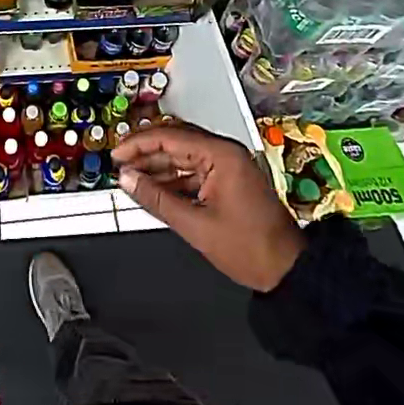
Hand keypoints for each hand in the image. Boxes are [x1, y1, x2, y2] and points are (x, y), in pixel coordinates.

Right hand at [113, 123, 305, 291]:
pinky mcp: (227, 178)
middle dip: (146, 151)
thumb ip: (157, 199)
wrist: (284, 268)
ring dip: (157, 165)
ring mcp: (228, 164)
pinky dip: (173, 178)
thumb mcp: (195, 224)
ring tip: (131, 177)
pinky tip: (154, 188)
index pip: (171, 136)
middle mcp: (226, 152)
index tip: (118, 154)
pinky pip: (193, 169)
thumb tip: (129, 180)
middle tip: (121, 162)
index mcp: (222, 155)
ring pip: (183, 155)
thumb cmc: (250, 248)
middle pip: (177, 140)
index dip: (140, 144)